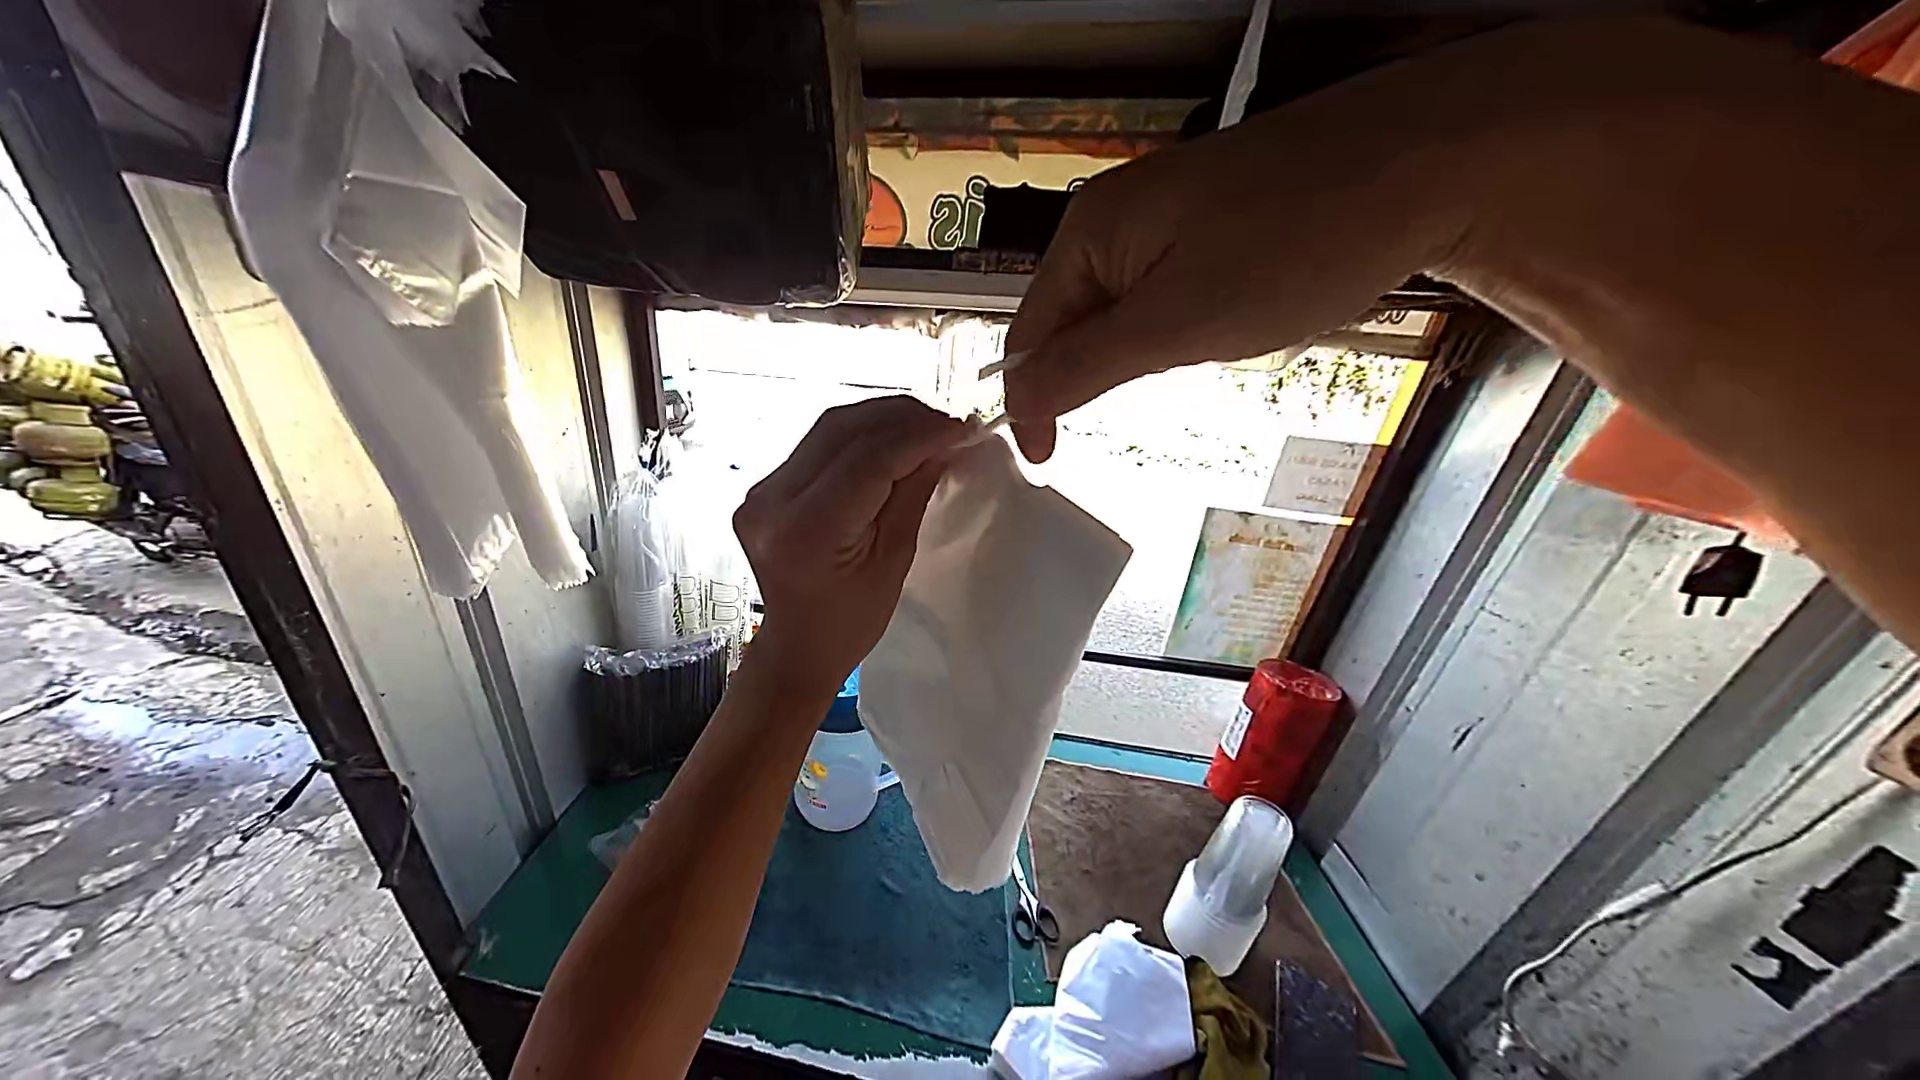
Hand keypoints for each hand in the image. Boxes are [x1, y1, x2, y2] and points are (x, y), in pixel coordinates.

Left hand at [733, 396, 966, 690]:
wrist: (798, 645)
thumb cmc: (850, 622)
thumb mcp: (894, 561)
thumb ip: (912, 494)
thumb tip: (942, 444)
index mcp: (807, 531)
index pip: (869, 459)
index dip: (920, 435)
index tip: (962, 427)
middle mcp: (772, 501)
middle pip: (843, 429)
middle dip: (903, 417)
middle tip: (949, 422)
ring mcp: (761, 490)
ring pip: (829, 428)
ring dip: (883, 419)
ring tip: (927, 426)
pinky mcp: (764, 487)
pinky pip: (818, 444)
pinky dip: (861, 435)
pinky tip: (893, 439)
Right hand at [1002, 78, 1468, 462]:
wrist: (1430, 162)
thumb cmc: (1297, 244)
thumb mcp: (1178, 323)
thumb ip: (1087, 364)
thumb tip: (1017, 400)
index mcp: (1089, 235)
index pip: (1029, 334)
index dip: (1031, 399)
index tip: (1045, 459)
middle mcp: (1112, 223)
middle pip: (1068, 323)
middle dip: (1091, 373)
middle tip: (1139, 400)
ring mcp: (1159, 224)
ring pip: (1117, 317)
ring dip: (1137, 355)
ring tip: (1194, 354)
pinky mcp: (1201, 232)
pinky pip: (1158, 300)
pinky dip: (1173, 333)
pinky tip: (1215, 330)